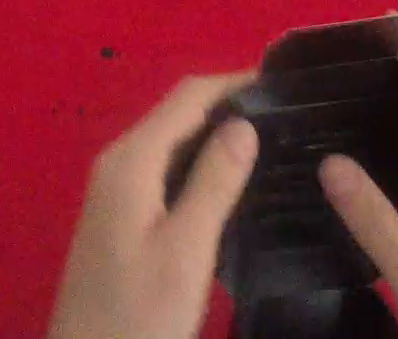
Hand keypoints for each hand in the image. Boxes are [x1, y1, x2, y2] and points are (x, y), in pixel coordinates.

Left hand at [48, 73, 258, 338]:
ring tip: (267, 137)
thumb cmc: (138, 315)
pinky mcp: (120, 210)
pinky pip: (163, 165)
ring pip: (170, 139)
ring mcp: (115, 185)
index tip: (278, 83)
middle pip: (176, 113)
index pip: (185, 97)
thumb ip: (214, 183)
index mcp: (131, 158)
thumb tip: (243, 123)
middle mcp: (118, 159)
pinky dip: (197, 158)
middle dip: (225, 103)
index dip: (230, 82)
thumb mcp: (185, 251)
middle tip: (282, 112)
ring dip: (213, 131)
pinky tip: (229, 176)